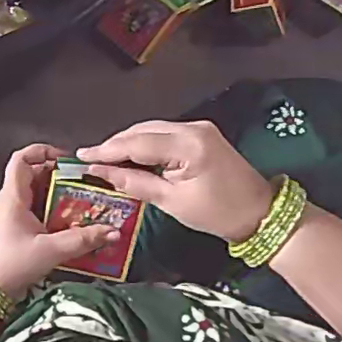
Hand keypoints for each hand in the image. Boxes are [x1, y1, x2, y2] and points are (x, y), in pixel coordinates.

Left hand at [0, 144, 119, 294]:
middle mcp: (11, 202)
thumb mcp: (50, 251)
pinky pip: (38, 213)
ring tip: (85, 203)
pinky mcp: (17, 231)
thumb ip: (83, 240)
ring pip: (38, 195)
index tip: (66, 160)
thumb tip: (112, 231)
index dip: (43, 151)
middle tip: (84, 184)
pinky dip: (55, 214)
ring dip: (60, 197)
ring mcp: (13, 216)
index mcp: (13, 197)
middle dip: (60, 177)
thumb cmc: (10, 264)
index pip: (22, 159)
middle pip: (35, 175)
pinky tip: (74, 225)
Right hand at [77, 120, 272, 241]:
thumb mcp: (172, 202)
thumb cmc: (217, 213)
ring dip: (128, 143)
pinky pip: (163, 134)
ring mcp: (198, 128)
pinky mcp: (200, 133)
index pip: (136, 143)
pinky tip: (130, 156)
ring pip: (151, 130)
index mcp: (188, 145)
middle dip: (115, 145)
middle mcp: (192, 128)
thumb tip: (100, 172)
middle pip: (142, 131)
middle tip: (90, 160)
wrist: (261, 213)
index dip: (106, 150)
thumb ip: (134, 183)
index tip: (81, 156)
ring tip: (105, 160)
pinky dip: (144, 144)